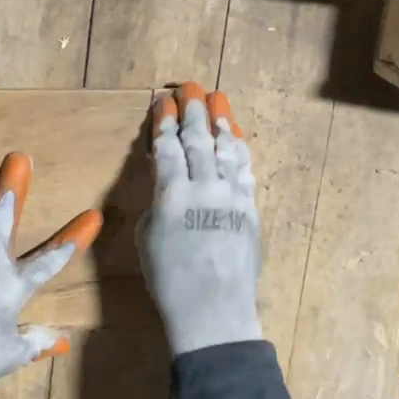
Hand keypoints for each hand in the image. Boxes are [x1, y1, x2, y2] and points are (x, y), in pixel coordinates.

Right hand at [141, 82, 262, 355]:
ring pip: (227, 150)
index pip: (168, 146)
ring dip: (221, 123)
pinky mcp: (250, 209)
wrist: (214, 310)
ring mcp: (232, 197)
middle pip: (199, 140)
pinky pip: (245, 171)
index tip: (163, 100)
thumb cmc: (170, 281)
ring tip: (217, 102)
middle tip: (191, 88)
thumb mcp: (148, 239)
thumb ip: (158, 203)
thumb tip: (168, 183)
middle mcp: (204, 188)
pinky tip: (236, 138)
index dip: (165, 120)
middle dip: (194, 111)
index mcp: (172, 195)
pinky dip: (239, 150)